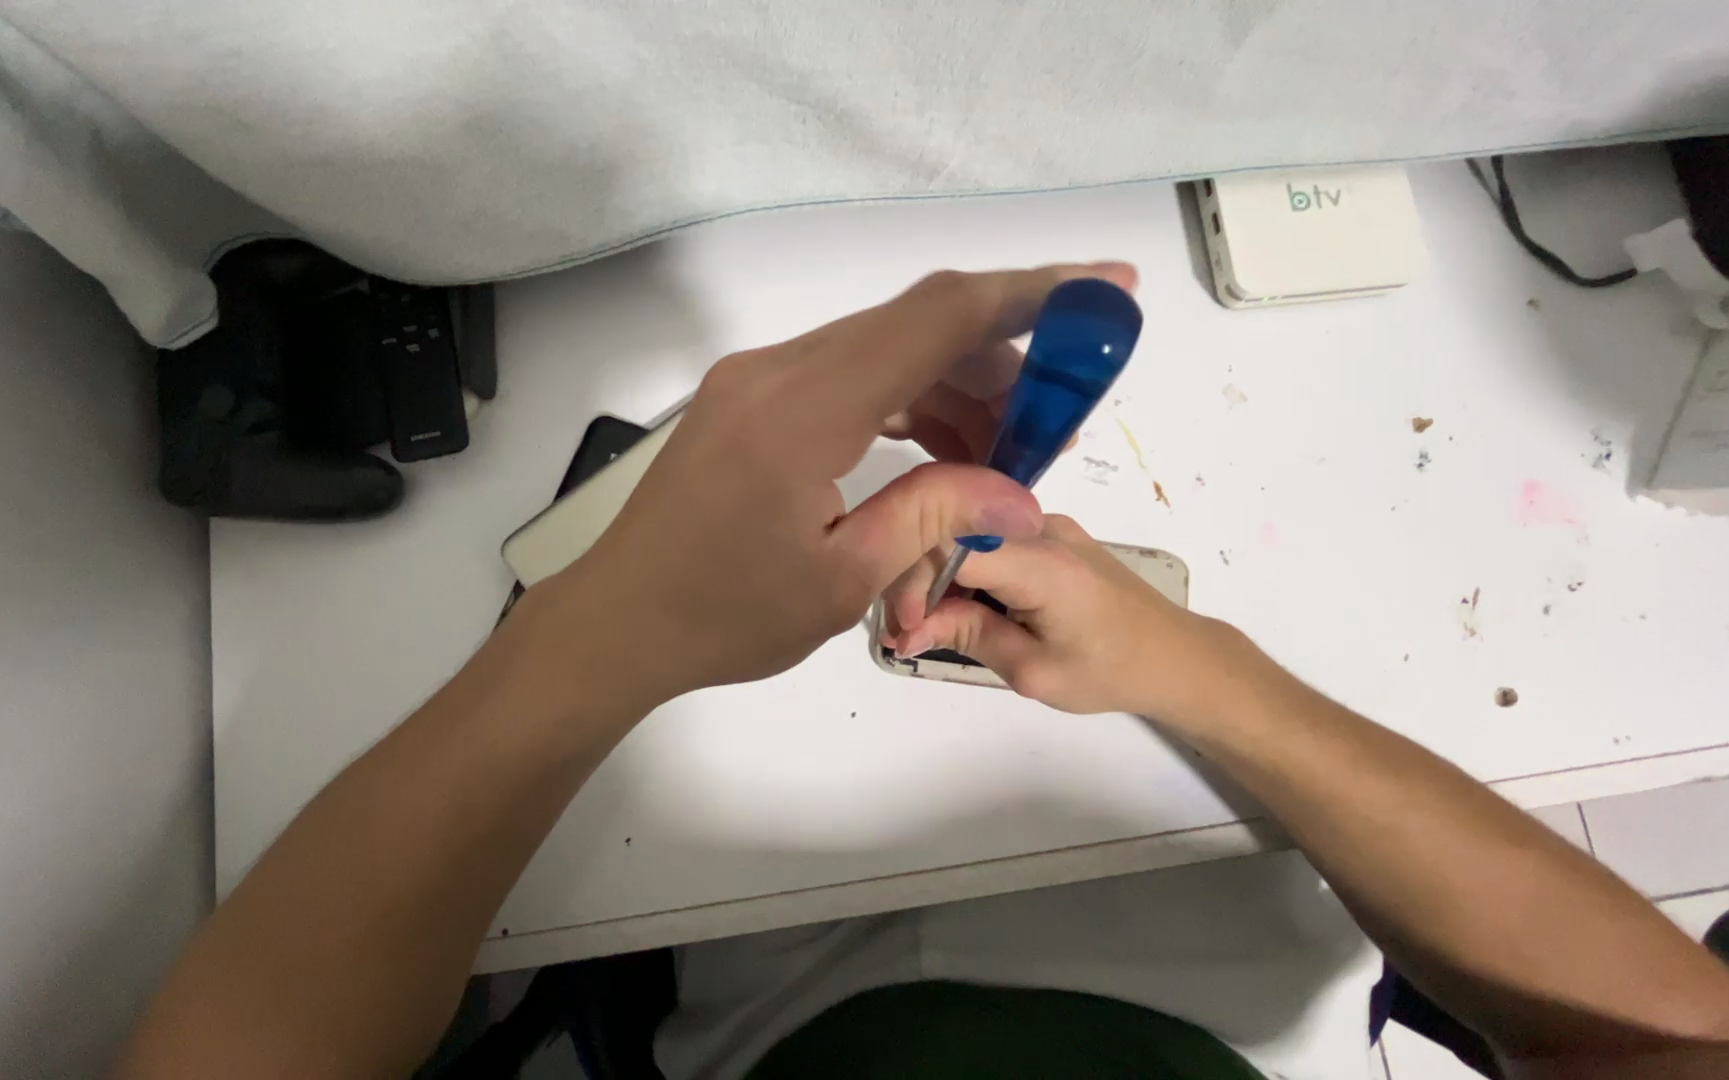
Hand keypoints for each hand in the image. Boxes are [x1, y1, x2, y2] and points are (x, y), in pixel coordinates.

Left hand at [539, 263, 1139, 703]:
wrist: (621, 621)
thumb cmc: (725, 616)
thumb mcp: (844, 579)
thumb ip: (935, 515)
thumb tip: (1021, 494)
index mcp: (801, 410)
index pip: (936, 318)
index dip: (1031, 295)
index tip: (1107, 290)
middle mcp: (776, 370)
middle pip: (913, 326)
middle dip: (999, 362)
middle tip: (1049, 427)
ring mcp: (755, 379)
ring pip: (881, 350)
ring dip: (950, 387)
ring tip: (1000, 452)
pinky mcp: (747, 399)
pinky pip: (845, 377)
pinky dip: (901, 401)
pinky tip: (938, 448)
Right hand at [888, 514, 1245, 721]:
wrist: (1177, 656)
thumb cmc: (1110, 672)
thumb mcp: (1033, 671)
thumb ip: (969, 637)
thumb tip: (906, 631)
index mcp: (1041, 562)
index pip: (949, 546)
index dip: (915, 584)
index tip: (905, 629)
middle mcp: (1041, 527)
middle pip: (954, 536)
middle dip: (920, 585)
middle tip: (907, 635)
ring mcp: (1048, 525)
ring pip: (969, 537)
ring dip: (942, 581)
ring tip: (931, 628)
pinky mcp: (1051, 535)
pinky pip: (992, 542)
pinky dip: (968, 575)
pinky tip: (964, 610)